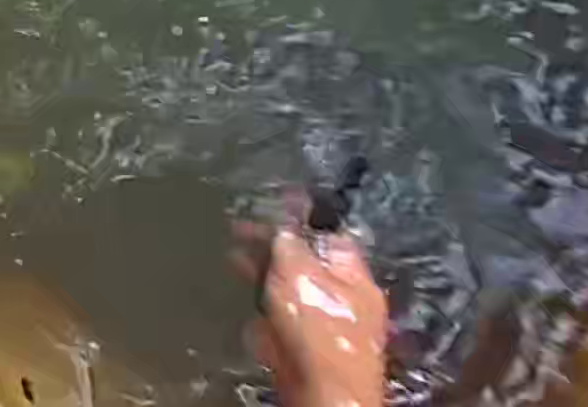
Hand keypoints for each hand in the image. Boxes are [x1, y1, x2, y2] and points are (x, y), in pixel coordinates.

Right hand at [249, 226, 387, 406]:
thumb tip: (282, 216)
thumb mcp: (297, 271)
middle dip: (272, 238)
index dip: (302, 214)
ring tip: (233, 252)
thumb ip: (288, 240)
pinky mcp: (303, 327)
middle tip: (239, 227)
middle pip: (305, 252)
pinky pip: (280, 294)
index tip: (270, 200)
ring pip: (288, 273)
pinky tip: (240, 275)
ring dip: (261, 260)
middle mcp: (344, 291)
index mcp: (354, 276)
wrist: (317, 386)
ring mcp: (324, 310)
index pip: (330, 233)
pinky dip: (260, 282)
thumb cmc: (314, 324)